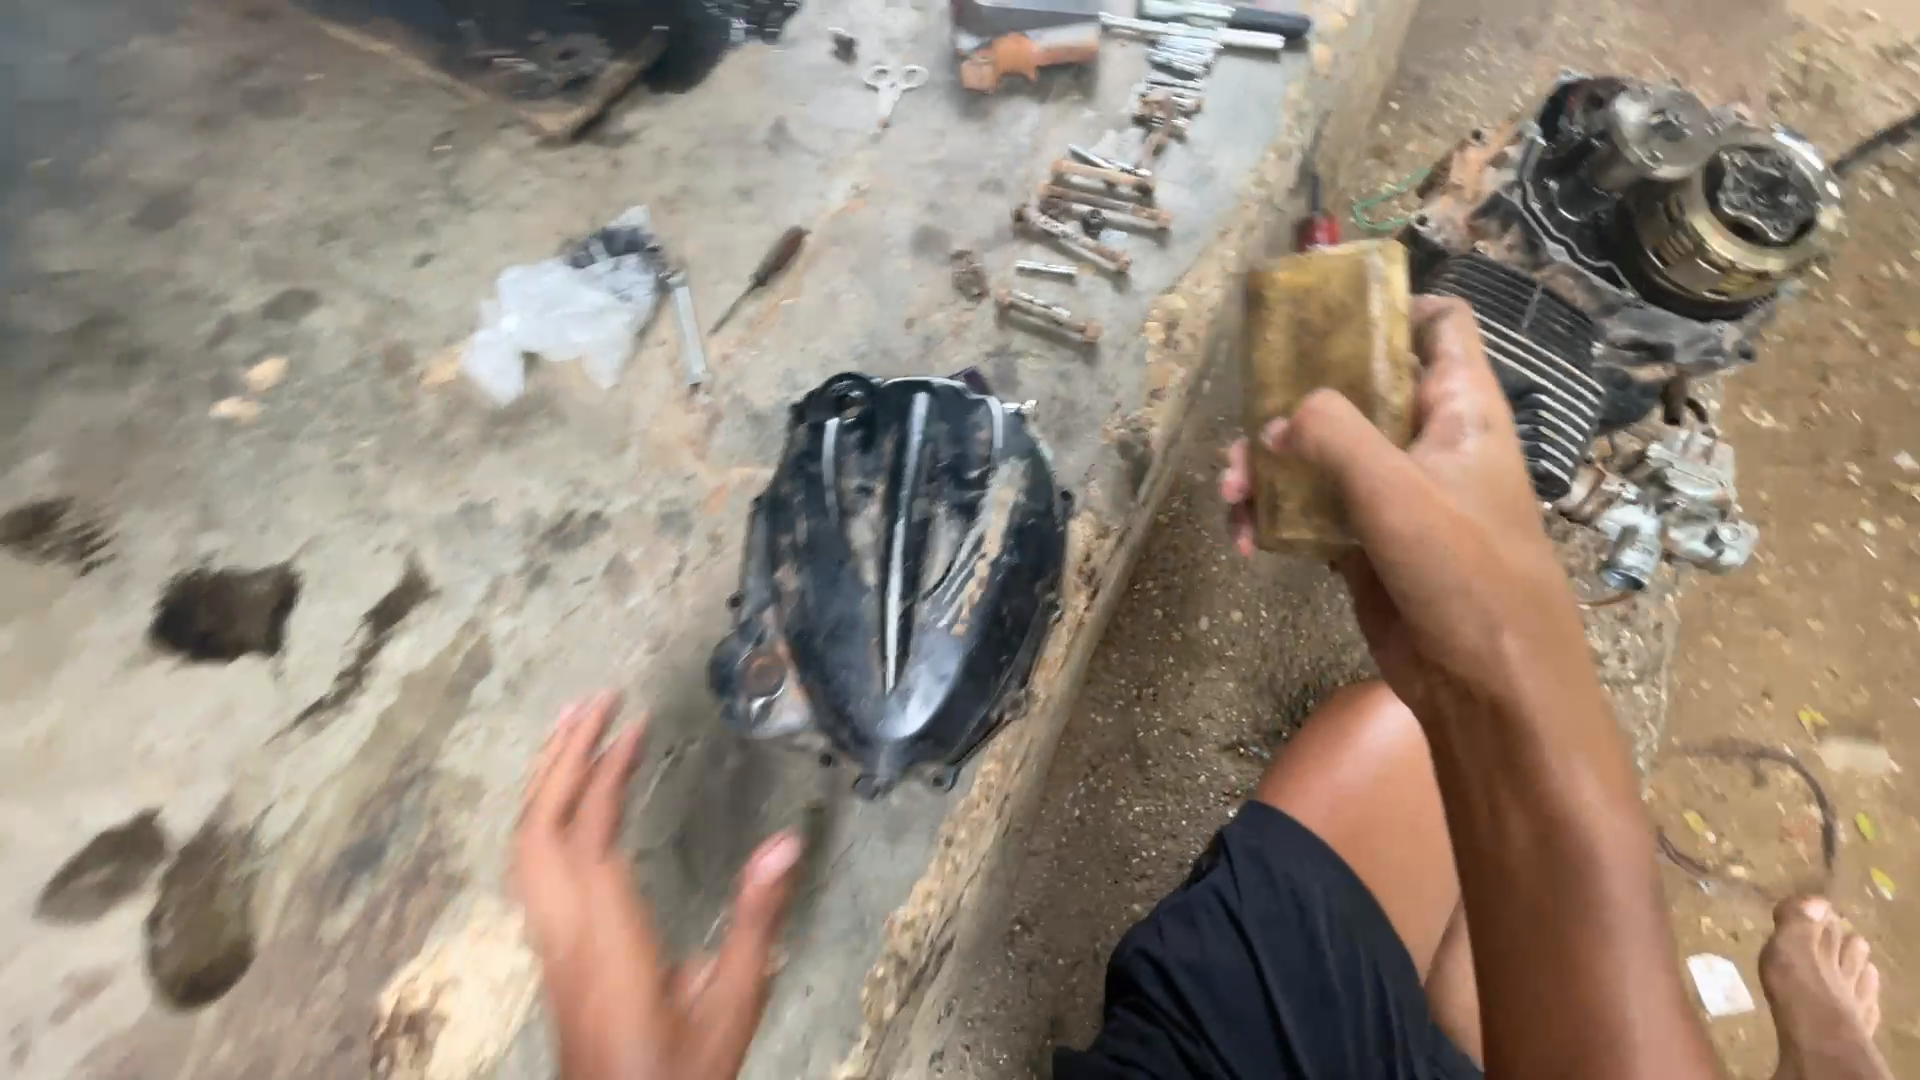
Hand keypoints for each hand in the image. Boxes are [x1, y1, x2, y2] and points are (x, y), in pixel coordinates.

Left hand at [513, 692, 802, 1079]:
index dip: (605, 771)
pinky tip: (565, 795)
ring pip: (525, 847)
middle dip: (562, 756)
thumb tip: (785, 842)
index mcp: (606, 936)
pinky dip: (544, 812)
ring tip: (573, 726)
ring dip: (546, 779)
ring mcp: (549, 941)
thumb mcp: (734, 998)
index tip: (634, 723)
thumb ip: (756, 918)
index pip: (589, 835)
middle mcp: (563, 931)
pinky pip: (532, 864)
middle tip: (596, 701)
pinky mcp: (552, 948)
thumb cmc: (681, 1067)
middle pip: (539, 829)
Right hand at [1220, 297, 1595, 720]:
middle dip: (1288, 406)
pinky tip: (1244, 541)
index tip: (1321, 319)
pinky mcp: (1357, 538)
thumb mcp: (1398, 491)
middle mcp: (1421, 442)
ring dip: (1264, 469)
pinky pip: (1302, 509)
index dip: (1389, 308)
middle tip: (1247, 434)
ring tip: (1230, 495)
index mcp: (1457, 411)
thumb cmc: (1465, 573)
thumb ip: (1335, 435)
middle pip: (1349, 392)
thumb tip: (1278, 421)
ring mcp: (1387, 492)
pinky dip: (1269, 518)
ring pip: (1314, 454)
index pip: (1438, 327)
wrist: (1482, 680)